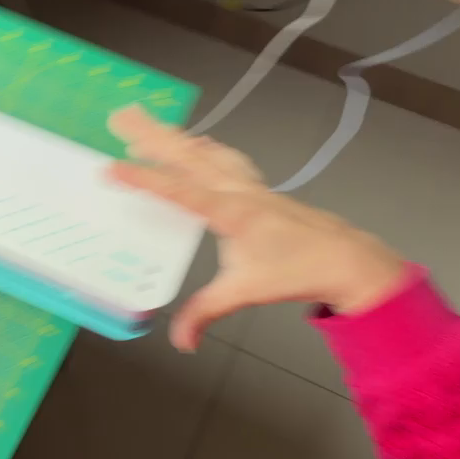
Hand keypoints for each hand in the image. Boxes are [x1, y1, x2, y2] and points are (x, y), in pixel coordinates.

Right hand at [106, 105, 407, 351]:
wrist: (346, 257)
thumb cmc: (296, 271)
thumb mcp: (245, 292)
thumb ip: (206, 312)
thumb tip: (182, 342)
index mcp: (231, 212)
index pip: (180, 191)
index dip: (145, 180)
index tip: (113, 168)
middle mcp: (237, 190)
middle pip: (188, 156)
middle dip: (152, 135)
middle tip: (121, 116)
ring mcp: (248, 184)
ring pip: (203, 151)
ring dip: (172, 136)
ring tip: (144, 121)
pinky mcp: (256, 187)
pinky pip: (222, 157)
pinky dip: (202, 147)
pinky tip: (195, 142)